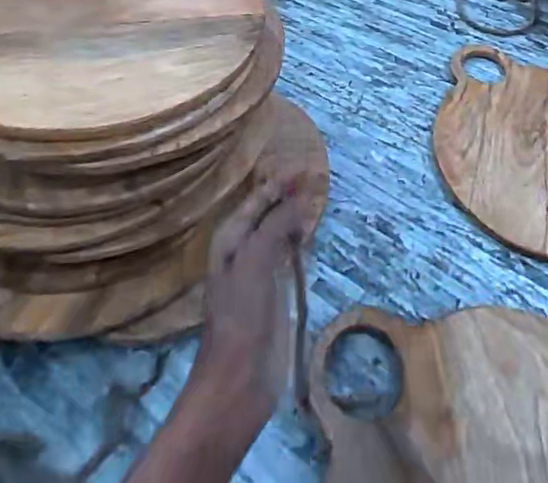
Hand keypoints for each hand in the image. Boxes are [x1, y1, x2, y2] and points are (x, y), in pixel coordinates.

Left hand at [194, 173, 310, 413]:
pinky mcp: (273, 295)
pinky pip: (287, 256)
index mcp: (230, 238)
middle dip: (288, 195)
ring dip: (294, 216)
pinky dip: (299, 241)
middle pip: (267, 213)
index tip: (308, 166)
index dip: (280, 182)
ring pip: (278, 233)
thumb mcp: (255, 262)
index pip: (258, 198)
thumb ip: (275, 226)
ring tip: (318, 199)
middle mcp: (242, 250)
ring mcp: (257, 273)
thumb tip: (297, 197)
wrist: (237, 382)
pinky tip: (311, 237)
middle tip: (318, 178)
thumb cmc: (240, 316)